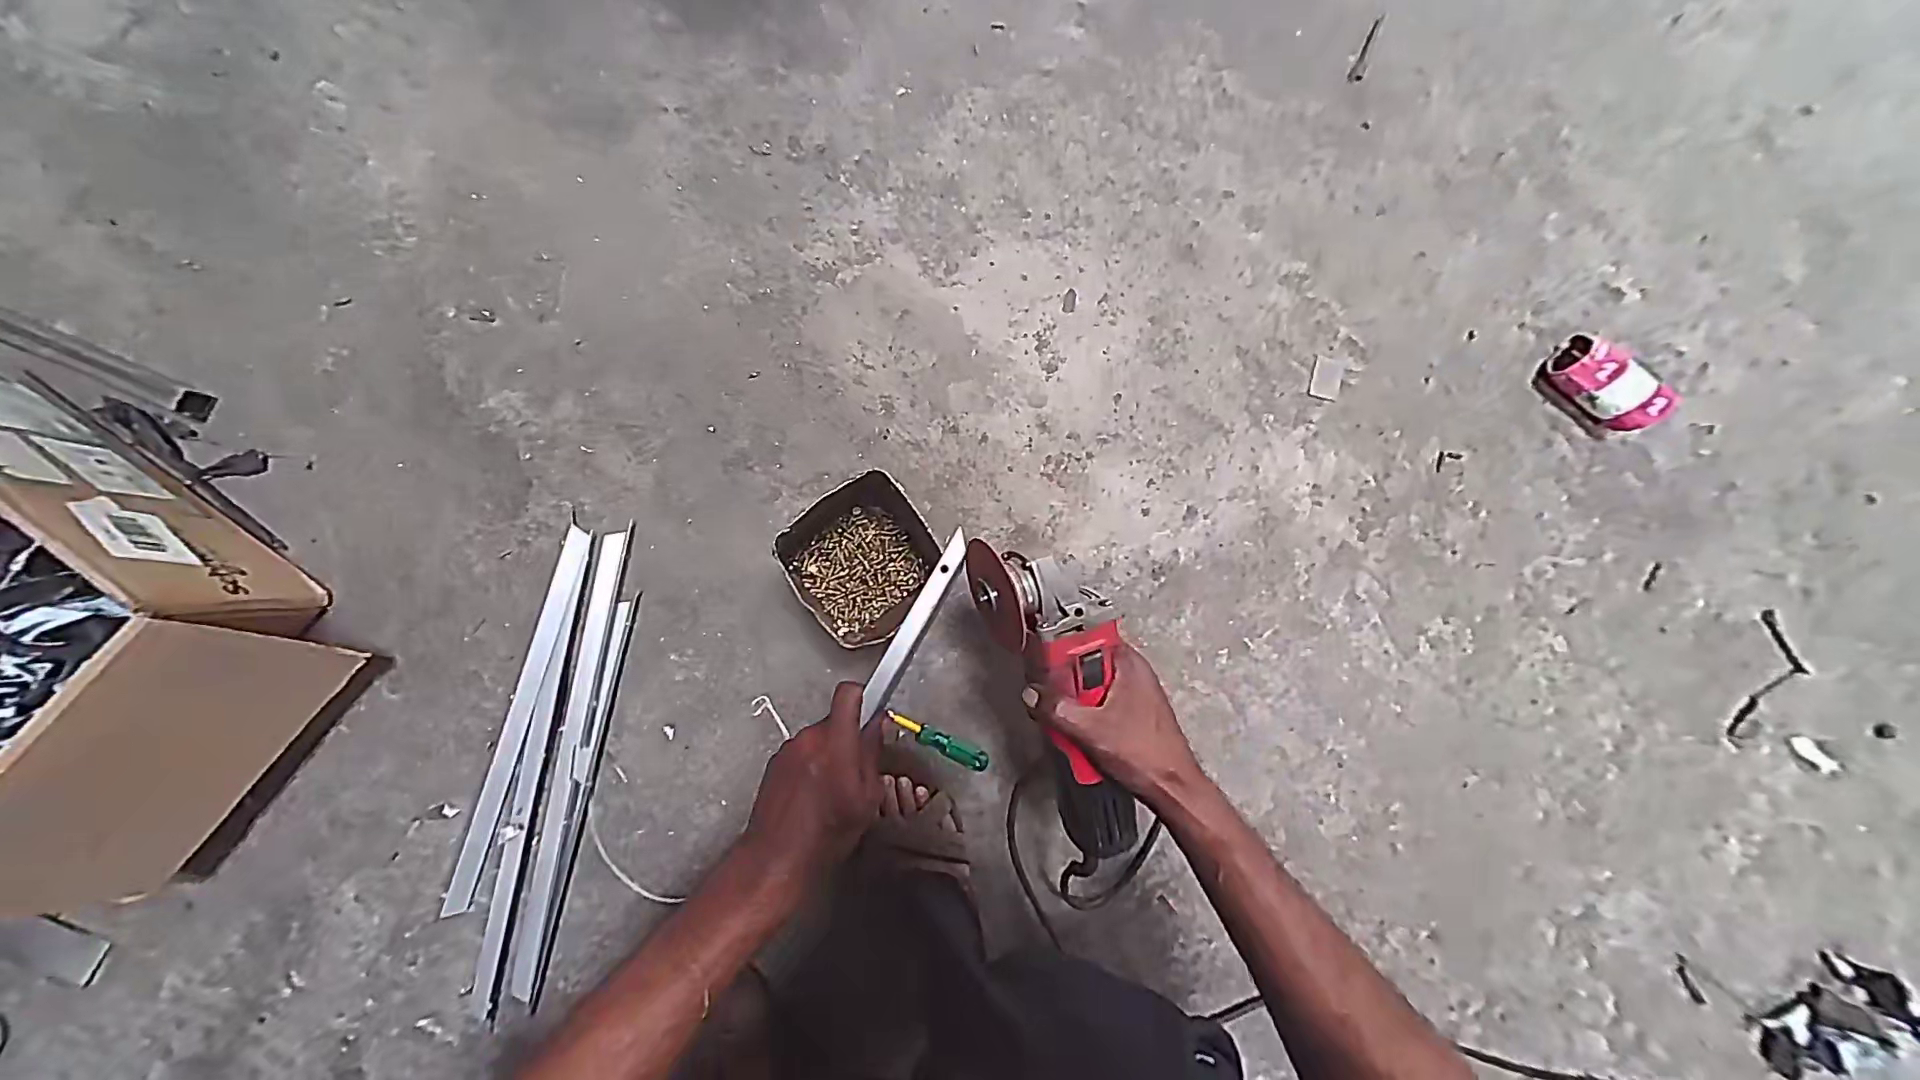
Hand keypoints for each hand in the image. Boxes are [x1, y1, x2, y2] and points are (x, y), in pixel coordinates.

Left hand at [742, 682, 884, 878]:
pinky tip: (814, 795)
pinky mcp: (775, 762)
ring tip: (834, 788)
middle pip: (835, 719)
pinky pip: (802, 752)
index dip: (864, 696)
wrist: (777, 858)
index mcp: (835, 743)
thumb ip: (872, 754)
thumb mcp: (867, 798)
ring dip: (828, 752)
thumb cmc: (822, 836)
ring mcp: (789, 750)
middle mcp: (808, 739)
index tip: (874, 704)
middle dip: (848, 736)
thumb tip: (878, 728)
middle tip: (858, 766)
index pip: (848, 694)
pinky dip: (811, 765)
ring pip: (818, 737)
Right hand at [1023, 641, 1204, 804]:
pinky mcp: (1129, 714)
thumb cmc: (1148, 755)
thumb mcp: (1089, 729)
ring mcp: (1132, 694)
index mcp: (1128, 663)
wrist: (1172, 789)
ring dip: (1074, 707)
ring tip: (1073, 727)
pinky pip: (1098, 707)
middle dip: (1065, 686)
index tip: (1045, 666)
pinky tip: (1084, 739)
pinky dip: (1087, 720)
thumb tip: (1033, 694)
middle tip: (1058, 704)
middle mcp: (1132, 673)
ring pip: (1089, 689)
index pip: (1085, 638)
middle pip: (1083, 666)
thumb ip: (1055, 709)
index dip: (1061, 651)